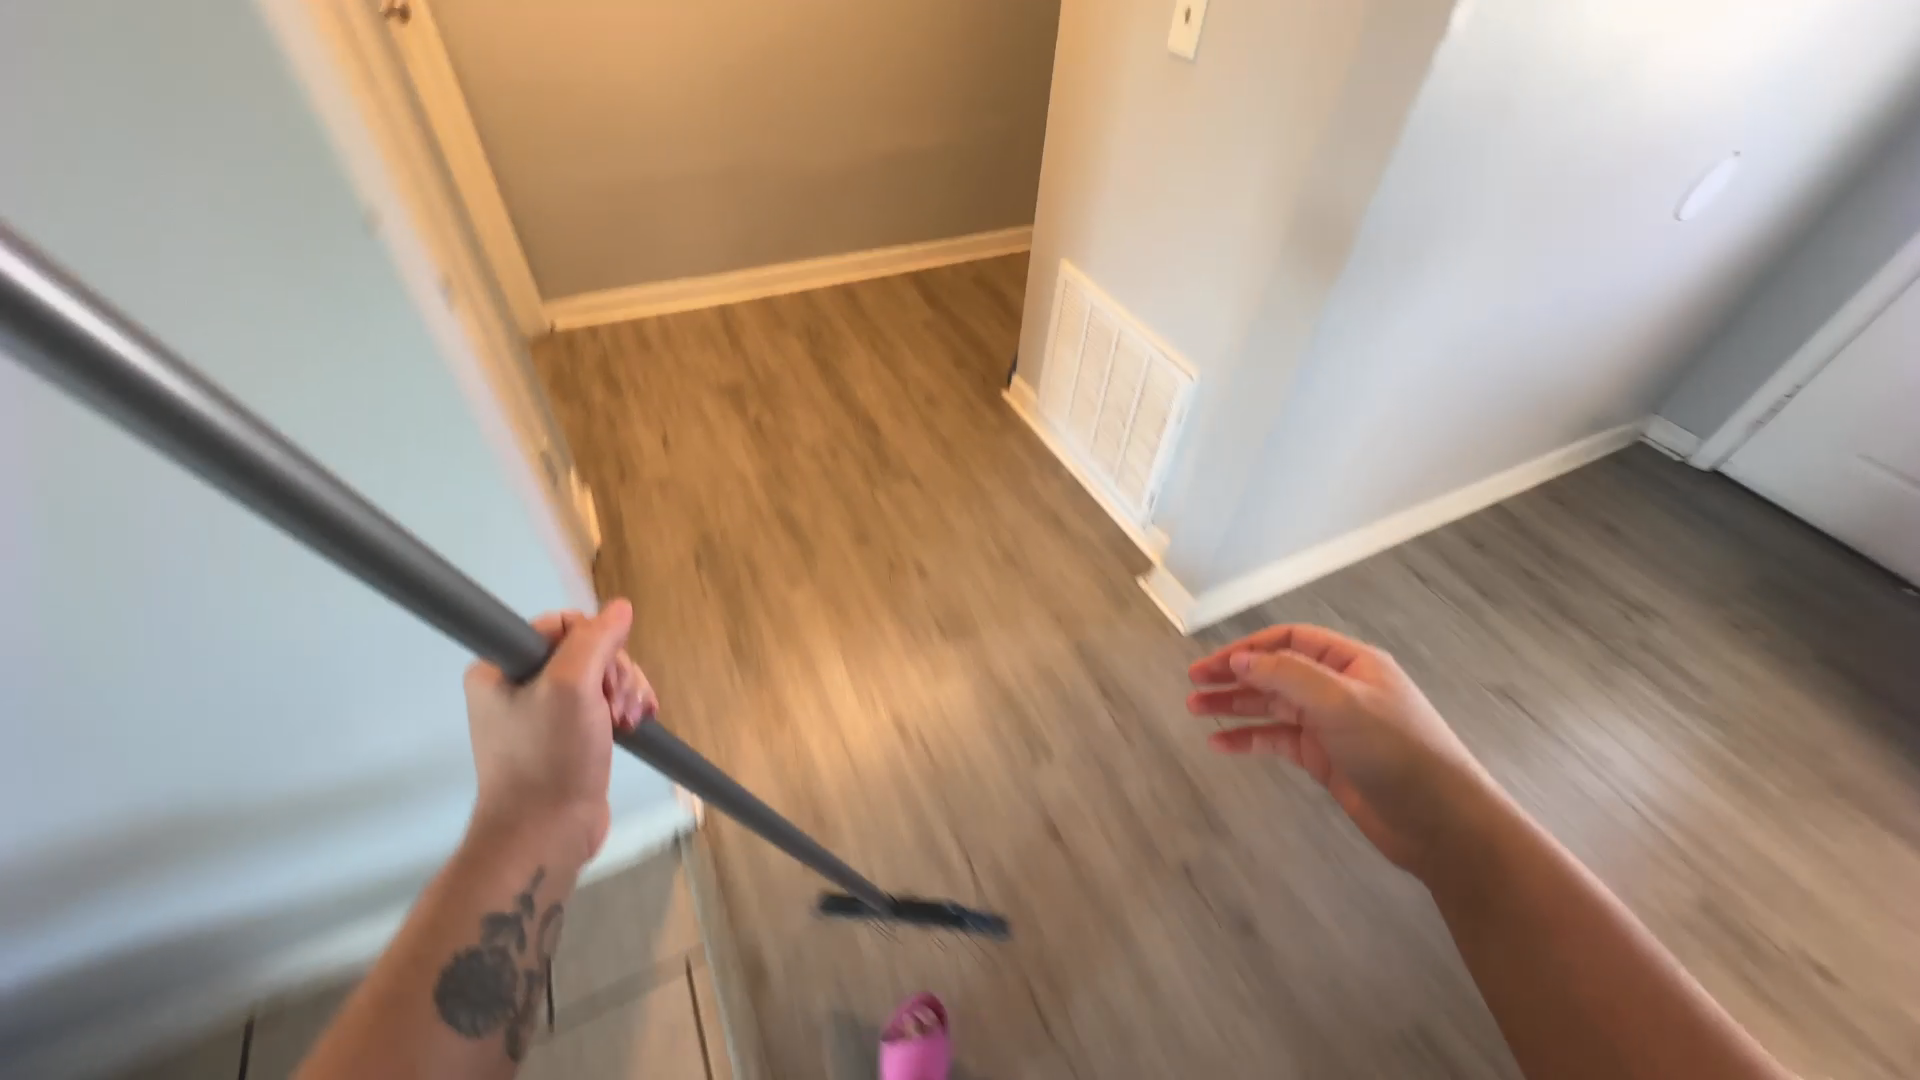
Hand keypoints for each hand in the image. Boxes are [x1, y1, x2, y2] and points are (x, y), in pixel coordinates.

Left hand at [461, 599, 656, 860]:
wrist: (545, 834)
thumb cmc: (549, 757)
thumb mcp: (572, 687)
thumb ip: (596, 640)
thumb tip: (620, 607)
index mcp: (500, 667)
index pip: (561, 624)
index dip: (595, 640)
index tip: (606, 673)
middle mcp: (517, 685)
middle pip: (587, 650)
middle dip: (616, 672)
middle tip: (619, 704)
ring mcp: (543, 713)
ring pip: (601, 676)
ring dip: (626, 691)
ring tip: (630, 719)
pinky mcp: (567, 736)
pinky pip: (603, 703)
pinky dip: (625, 707)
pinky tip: (636, 722)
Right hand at [1188, 624, 1502, 875]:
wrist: (1443, 825)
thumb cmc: (1396, 751)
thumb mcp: (1340, 703)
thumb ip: (1287, 676)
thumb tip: (1239, 659)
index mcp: (1351, 663)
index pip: (1289, 641)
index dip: (1247, 648)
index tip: (1211, 665)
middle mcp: (1339, 688)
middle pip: (1275, 672)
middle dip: (1234, 676)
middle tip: (1193, 684)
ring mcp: (1332, 725)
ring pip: (1272, 706)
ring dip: (1234, 706)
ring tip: (1194, 710)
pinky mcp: (1326, 759)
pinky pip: (1278, 740)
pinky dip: (1249, 739)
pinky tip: (1220, 744)